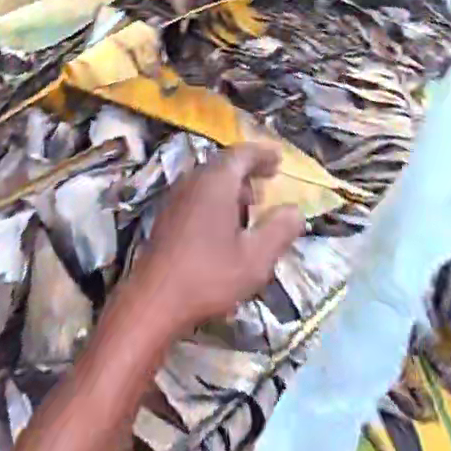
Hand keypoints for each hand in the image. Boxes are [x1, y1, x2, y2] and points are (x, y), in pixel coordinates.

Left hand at [124, 144, 305, 336]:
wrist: (156, 297)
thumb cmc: (210, 275)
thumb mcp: (256, 258)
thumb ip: (279, 230)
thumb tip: (295, 210)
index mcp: (215, 183)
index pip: (241, 154)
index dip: (262, 154)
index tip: (280, 157)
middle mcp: (193, 181)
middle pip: (223, 164)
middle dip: (248, 168)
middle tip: (271, 176)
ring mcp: (176, 197)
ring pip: (209, 179)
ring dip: (233, 184)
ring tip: (253, 201)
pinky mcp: (168, 214)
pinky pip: (198, 194)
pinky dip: (218, 197)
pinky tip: (227, 222)